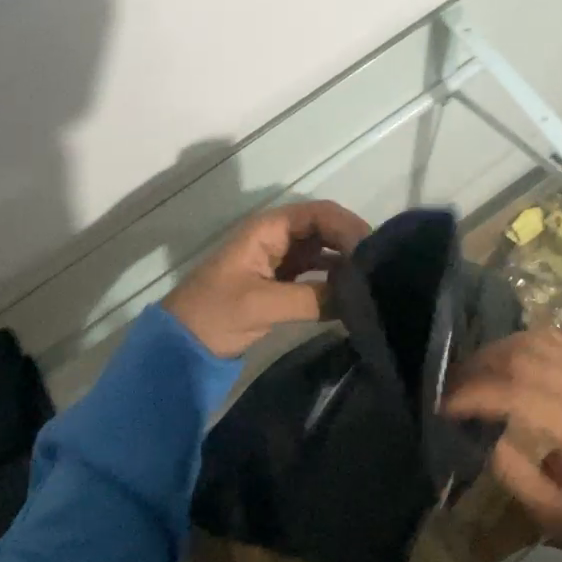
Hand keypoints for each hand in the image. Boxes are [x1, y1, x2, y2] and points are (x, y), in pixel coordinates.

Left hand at [162, 200, 370, 357]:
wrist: (179, 347)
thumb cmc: (214, 314)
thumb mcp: (263, 304)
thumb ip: (313, 298)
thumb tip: (361, 299)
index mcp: (269, 229)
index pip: (320, 214)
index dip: (349, 227)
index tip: (374, 252)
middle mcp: (278, 237)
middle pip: (326, 229)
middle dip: (352, 244)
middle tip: (381, 269)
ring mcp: (280, 259)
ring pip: (324, 251)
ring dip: (346, 263)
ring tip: (374, 282)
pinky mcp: (281, 283)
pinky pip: (317, 273)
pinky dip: (335, 281)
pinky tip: (354, 296)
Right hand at [442, 329, 561, 559]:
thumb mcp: (559, 516)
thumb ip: (516, 474)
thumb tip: (483, 438)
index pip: (514, 391)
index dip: (473, 394)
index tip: (444, 407)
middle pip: (522, 356)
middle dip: (478, 368)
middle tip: (450, 388)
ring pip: (537, 339)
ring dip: (498, 351)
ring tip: (472, 373)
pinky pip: (556, 341)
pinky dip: (523, 345)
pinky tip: (506, 363)